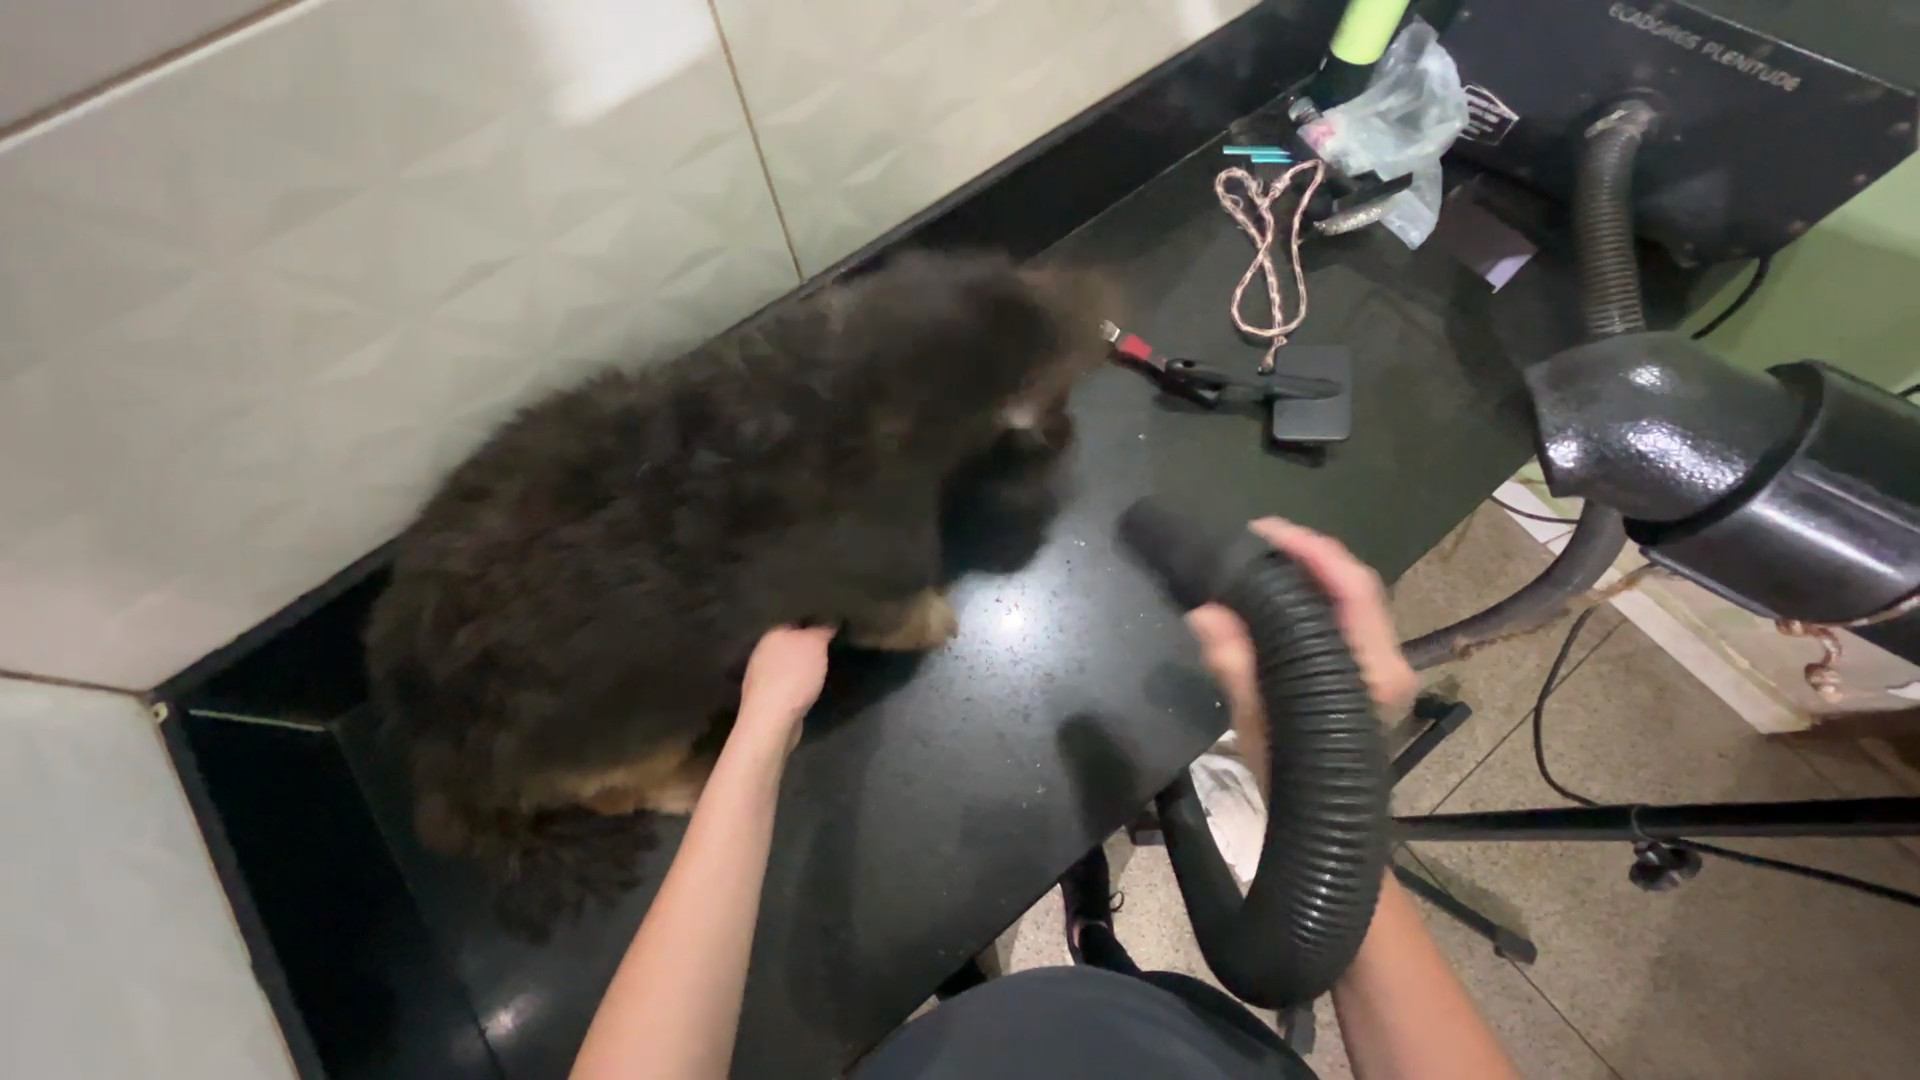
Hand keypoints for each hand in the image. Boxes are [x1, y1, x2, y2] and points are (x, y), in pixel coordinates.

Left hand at [737, 626, 835, 750]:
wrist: (771, 719)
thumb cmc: (793, 676)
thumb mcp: (815, 645)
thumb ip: (821, 630)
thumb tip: (828, 621)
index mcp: (772, 634)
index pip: (795, 622)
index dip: (813, 624)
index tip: (831, 630)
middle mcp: (761, 652)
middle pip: (789, 644)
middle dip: (806, 648)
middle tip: (829, 650)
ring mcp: (760, 676)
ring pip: (785, 665)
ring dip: (799, 668)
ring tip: (820, 671)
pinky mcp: (764, 698)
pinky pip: (784, 684)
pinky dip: (795, 685)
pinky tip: (806, 690)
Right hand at [1185, 519, 1417, 766]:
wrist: (1321, 818)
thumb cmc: (1295, 775)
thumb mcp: (1257, 724)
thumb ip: (1236, 667)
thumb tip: (1205, 614)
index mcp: (1373, 669)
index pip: (1353, 590)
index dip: (1313, 552)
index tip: (1265, 531)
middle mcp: (1387, 659)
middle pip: (1354, 586)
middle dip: (1307, 554)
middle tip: (1255, 538)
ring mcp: (1377, 664)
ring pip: (1347, 599)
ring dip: (1307, 572)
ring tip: (1260, 555)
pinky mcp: (1362, 671)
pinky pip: (1338, 617)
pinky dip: (1308, 595)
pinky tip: (1273, 592)